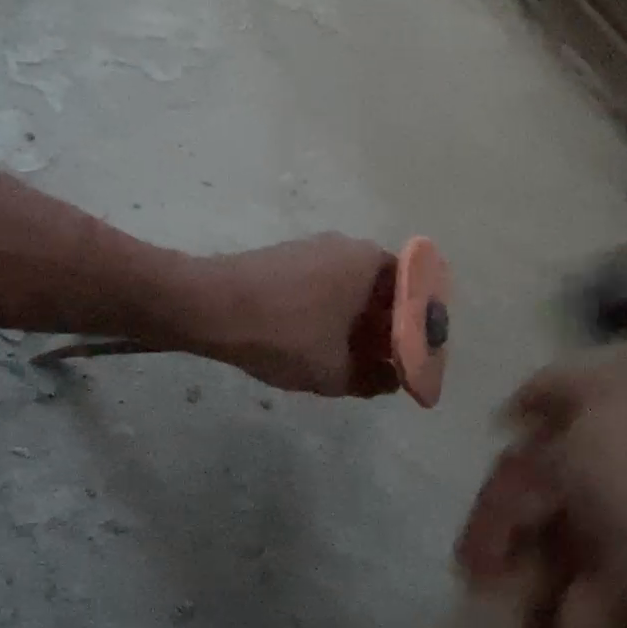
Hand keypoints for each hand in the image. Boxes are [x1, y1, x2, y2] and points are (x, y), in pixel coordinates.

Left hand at [189, 234, 400, 397]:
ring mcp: (310, 251)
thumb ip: (372, 379)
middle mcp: (346, 247)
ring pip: (348, 293)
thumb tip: (391, 380)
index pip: (415, 296)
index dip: (418, 333)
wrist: (208, 307)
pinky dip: (327, 318)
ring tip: (350, 365)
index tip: (413, 364)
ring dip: (355, 327)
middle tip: (384, 370)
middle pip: (382, 294)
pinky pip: (320, 292)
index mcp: (371, 262)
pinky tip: (313, 348)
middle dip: (386, 332)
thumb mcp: (334, 371)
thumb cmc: (284, 334)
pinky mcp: (282, 262)